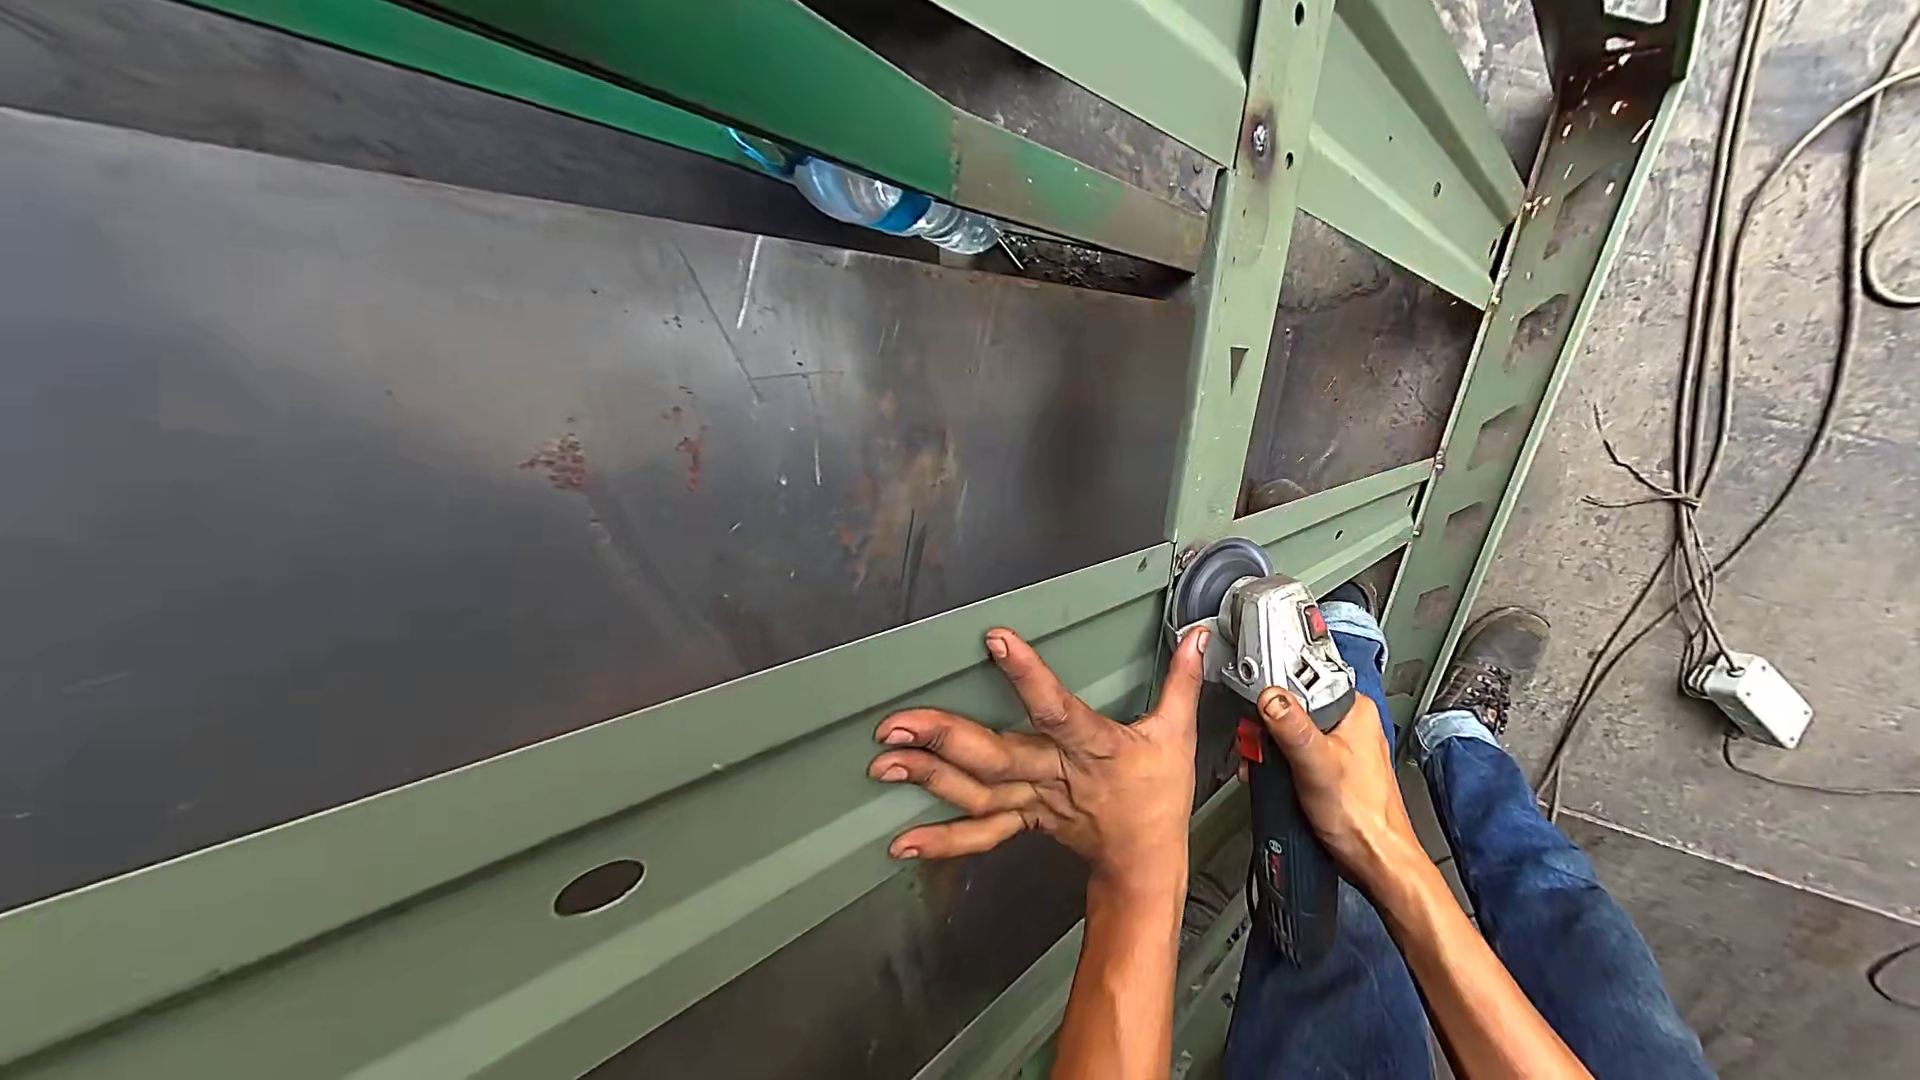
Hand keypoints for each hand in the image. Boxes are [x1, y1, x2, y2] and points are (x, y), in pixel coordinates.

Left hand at [868, 625, 1209, 895]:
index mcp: (1093, 747)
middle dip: (944, 739)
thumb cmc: (1157, 797)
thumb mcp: (1175, 734)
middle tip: (898, 725)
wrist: (1145, 863)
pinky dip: (940, 840)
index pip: (1058, 708)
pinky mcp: (1020, 818)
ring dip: (927, 778)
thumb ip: (1181, 681)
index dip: (1028, 676)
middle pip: (996, 756)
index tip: (998, 641)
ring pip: (976, 792)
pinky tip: (903, 840)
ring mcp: (1032, 801)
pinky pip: (978, 832)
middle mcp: (1054, 774)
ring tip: (884, 765)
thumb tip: (1197, 637)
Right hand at [1253, 685, 1423, 890]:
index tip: (1253, 704)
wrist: (1375, 861)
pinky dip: (1272, 757)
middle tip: (1255, 741)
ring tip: (1258, 759)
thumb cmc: (1363, 818)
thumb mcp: (1318, 765)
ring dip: (1263, 742)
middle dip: (1262, 722)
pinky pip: (1288, 746)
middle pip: (1288, 701)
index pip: (1301, 676)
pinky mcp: (1323, 761)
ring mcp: (1334, 742)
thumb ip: (1292, 727)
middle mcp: (1345, 721)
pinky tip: (1267, 769)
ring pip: (1285, 725)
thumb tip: (1270, 695)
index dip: (1271, 688)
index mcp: (1353, 709)